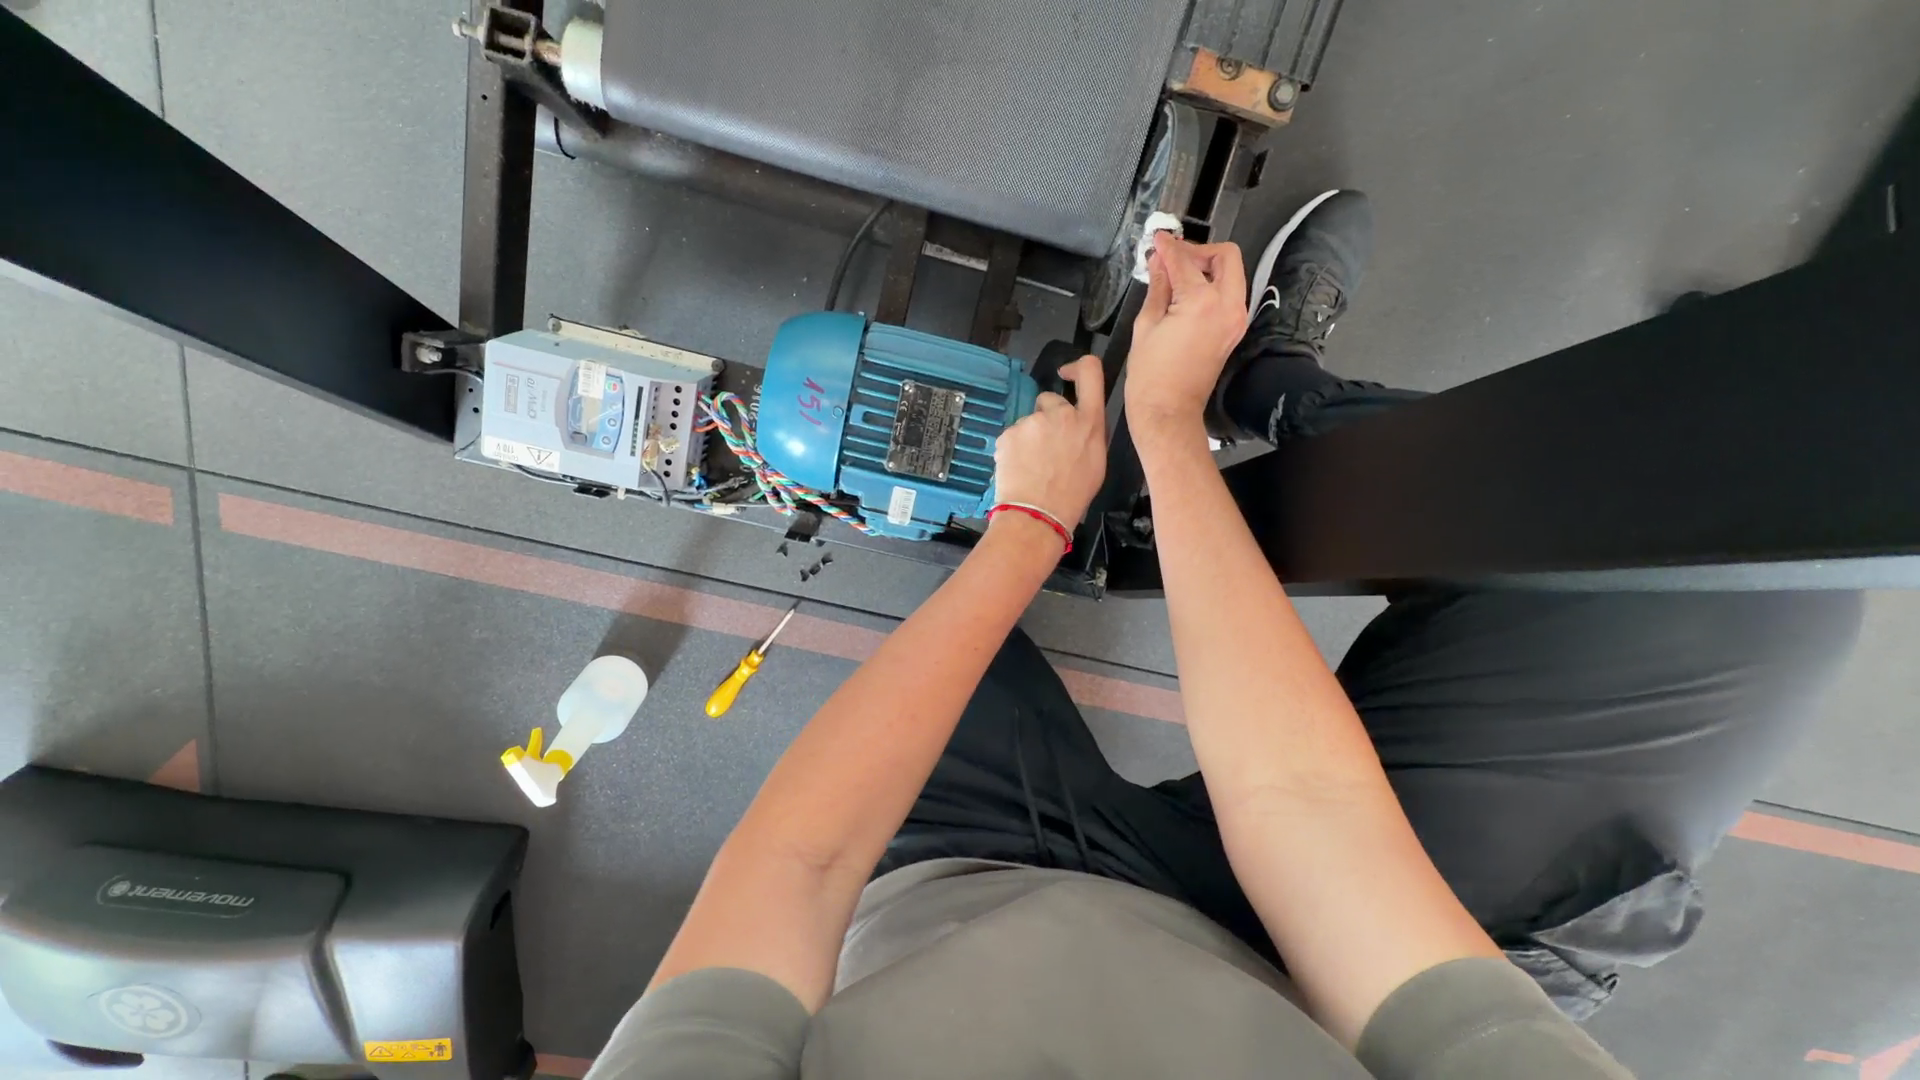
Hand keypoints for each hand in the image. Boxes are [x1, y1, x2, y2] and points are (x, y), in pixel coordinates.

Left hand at [992, 356, 1107, 525]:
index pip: (1091, 371)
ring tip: (1033, 466)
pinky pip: (1011, 436)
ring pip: (1029, 422)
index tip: (1068, 372)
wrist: (1038, 515)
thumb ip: (1088, 434)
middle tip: (1047, 449)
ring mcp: (1033, 422)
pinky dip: (1013, 449)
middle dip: (1048, 418)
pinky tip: (1019, 469)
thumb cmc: (1072, 496)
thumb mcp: (1096, 463)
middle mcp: (1062, 414)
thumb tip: (1078, 425)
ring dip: (1030, 437)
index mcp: (1089, 421)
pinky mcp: (1009, 433)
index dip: (1079, 366)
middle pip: (1051, 401)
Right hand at [1124, 234, 1248, 437]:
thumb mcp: (1146, 325)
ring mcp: (1235, 320)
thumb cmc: (1151, 378)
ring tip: (1175, 275)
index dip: (1168, 247)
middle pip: (1225, 257)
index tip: (1157, 240)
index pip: (1184, 261)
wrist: (1168, 412)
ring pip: (1230, 275)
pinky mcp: (1233, 331)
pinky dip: (1210, 287)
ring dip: (1206, 268)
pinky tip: (1184, 293)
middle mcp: (1227, 306)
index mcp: (1202, 302)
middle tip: (1172, 256)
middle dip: (1198, 251)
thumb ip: (1158, 287)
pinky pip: (1227, 296)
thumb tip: (1158, 263)